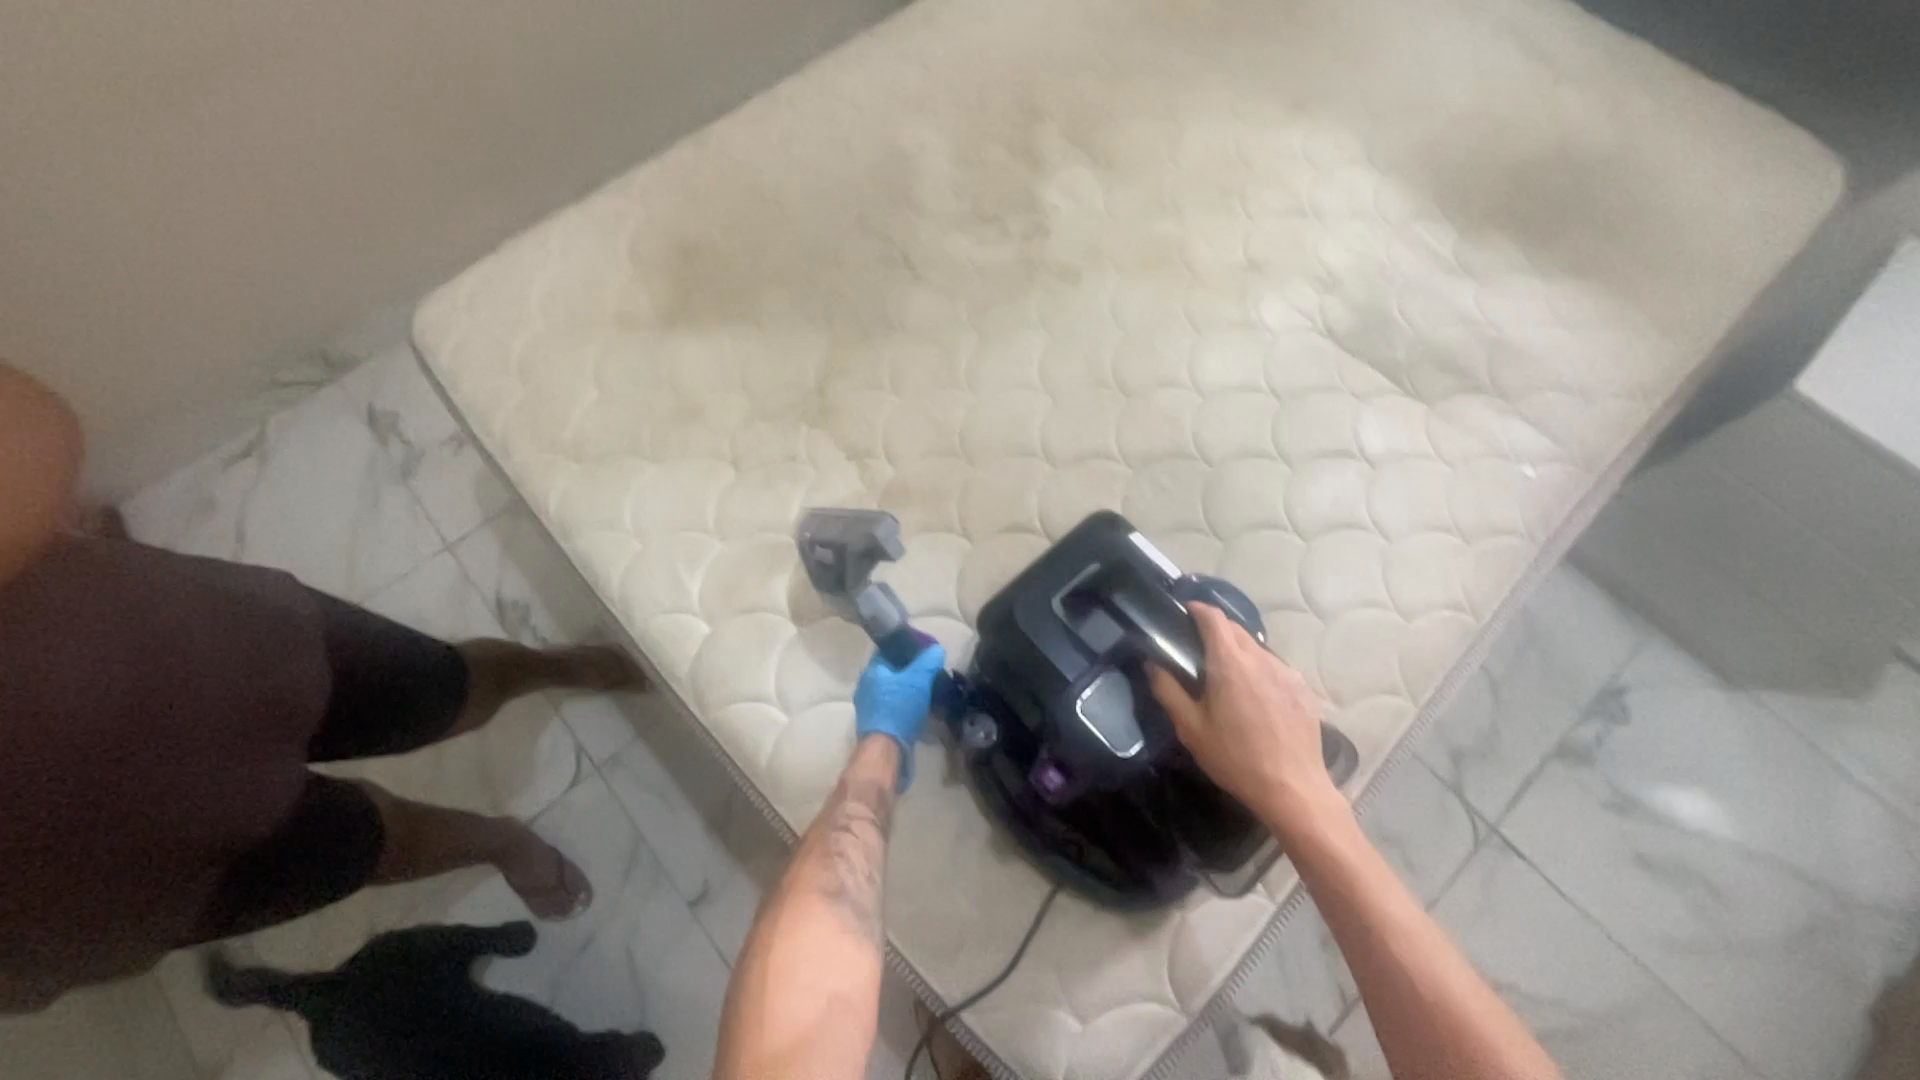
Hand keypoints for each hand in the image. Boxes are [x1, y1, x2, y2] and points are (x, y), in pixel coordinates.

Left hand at [852, 642, 946, 791]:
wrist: (886, 752)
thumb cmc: (899, 710)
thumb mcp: (918, 680)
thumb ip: (928, 661)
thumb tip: (936, 649)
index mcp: (872, 672)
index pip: (887, 651)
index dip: (906, 648)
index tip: (925, 651)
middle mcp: (867, 688)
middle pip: (892, 673)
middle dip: (912, 673)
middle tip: (932, 673)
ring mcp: (871, 709)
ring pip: (895, 693)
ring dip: (912, 693)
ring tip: (933, 693)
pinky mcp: (878, 727)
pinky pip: (896, 711)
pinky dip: (910, 710)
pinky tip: (925, 712)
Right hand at [1148, 604, 1344, 840]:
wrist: (1292, 787)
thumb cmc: (1234, 757)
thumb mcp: (1190, 728)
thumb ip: (1168, 690)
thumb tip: (1153, 663)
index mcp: (1229, 663)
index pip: (1213, 618)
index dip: (1197, 609)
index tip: (1183, 612)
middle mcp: (1261, 658)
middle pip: (1236, 629)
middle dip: (1216, 630)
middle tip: (1197, 650)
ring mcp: (1286, 672)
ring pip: (1257, 649)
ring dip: (1238, 652)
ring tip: (1226, 677)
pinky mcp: (1302, 689)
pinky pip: (1275, 668)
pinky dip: (1259, 671)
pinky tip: (1254, 698)